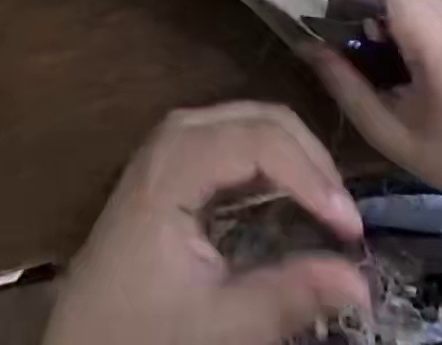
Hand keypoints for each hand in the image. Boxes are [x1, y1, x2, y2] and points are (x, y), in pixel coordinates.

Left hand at [42, 102, 370, 344]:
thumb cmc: (139, 329)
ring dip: (299, 156)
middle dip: (311, 161)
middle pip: (263, 119)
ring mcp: (176, 136)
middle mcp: (177, 133)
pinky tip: (295, 192)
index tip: (350, 227)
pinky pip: (241, 132)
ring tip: (328, 205)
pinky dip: (277, 157)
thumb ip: (287, 296)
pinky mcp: (181, 149)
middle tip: (344, 216)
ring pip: (257, 119)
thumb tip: (360, 280)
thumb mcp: (215, 324)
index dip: (311, 178)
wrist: (81, 335)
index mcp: (174, 164)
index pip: (260, 142)